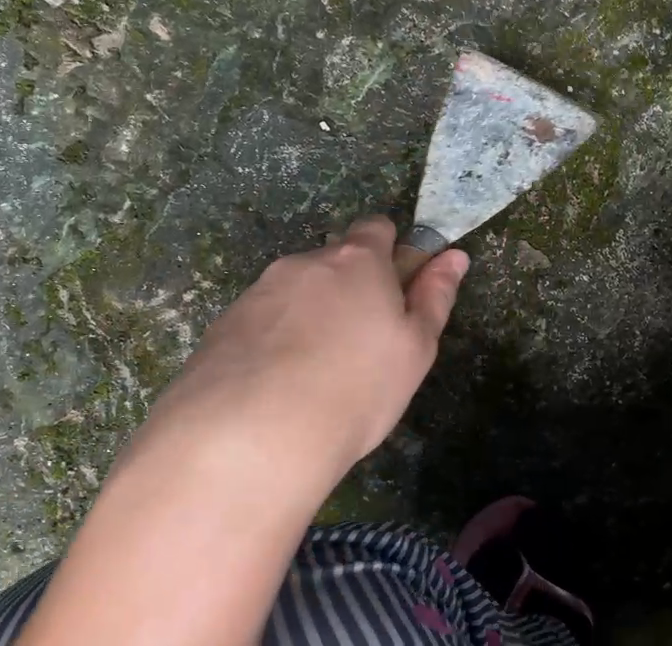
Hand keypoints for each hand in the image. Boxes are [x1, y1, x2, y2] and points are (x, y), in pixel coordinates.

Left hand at [133, 216, 470, 480]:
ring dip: (309, 317)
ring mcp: (255, 296)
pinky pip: (259, 325)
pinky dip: (272, 345)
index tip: (396, 293)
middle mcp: (303, 265)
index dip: (390, 253)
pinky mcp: (217, 331)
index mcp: (357, 260)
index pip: (376, 228)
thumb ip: (435, 297)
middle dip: (348, 289)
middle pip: (333, 262)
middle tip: (361, 344)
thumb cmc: (355, 388)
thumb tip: (454, 256)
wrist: (245, 443)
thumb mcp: (416, 348)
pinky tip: (276, 392)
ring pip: (294, 295)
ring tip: (314, 376)